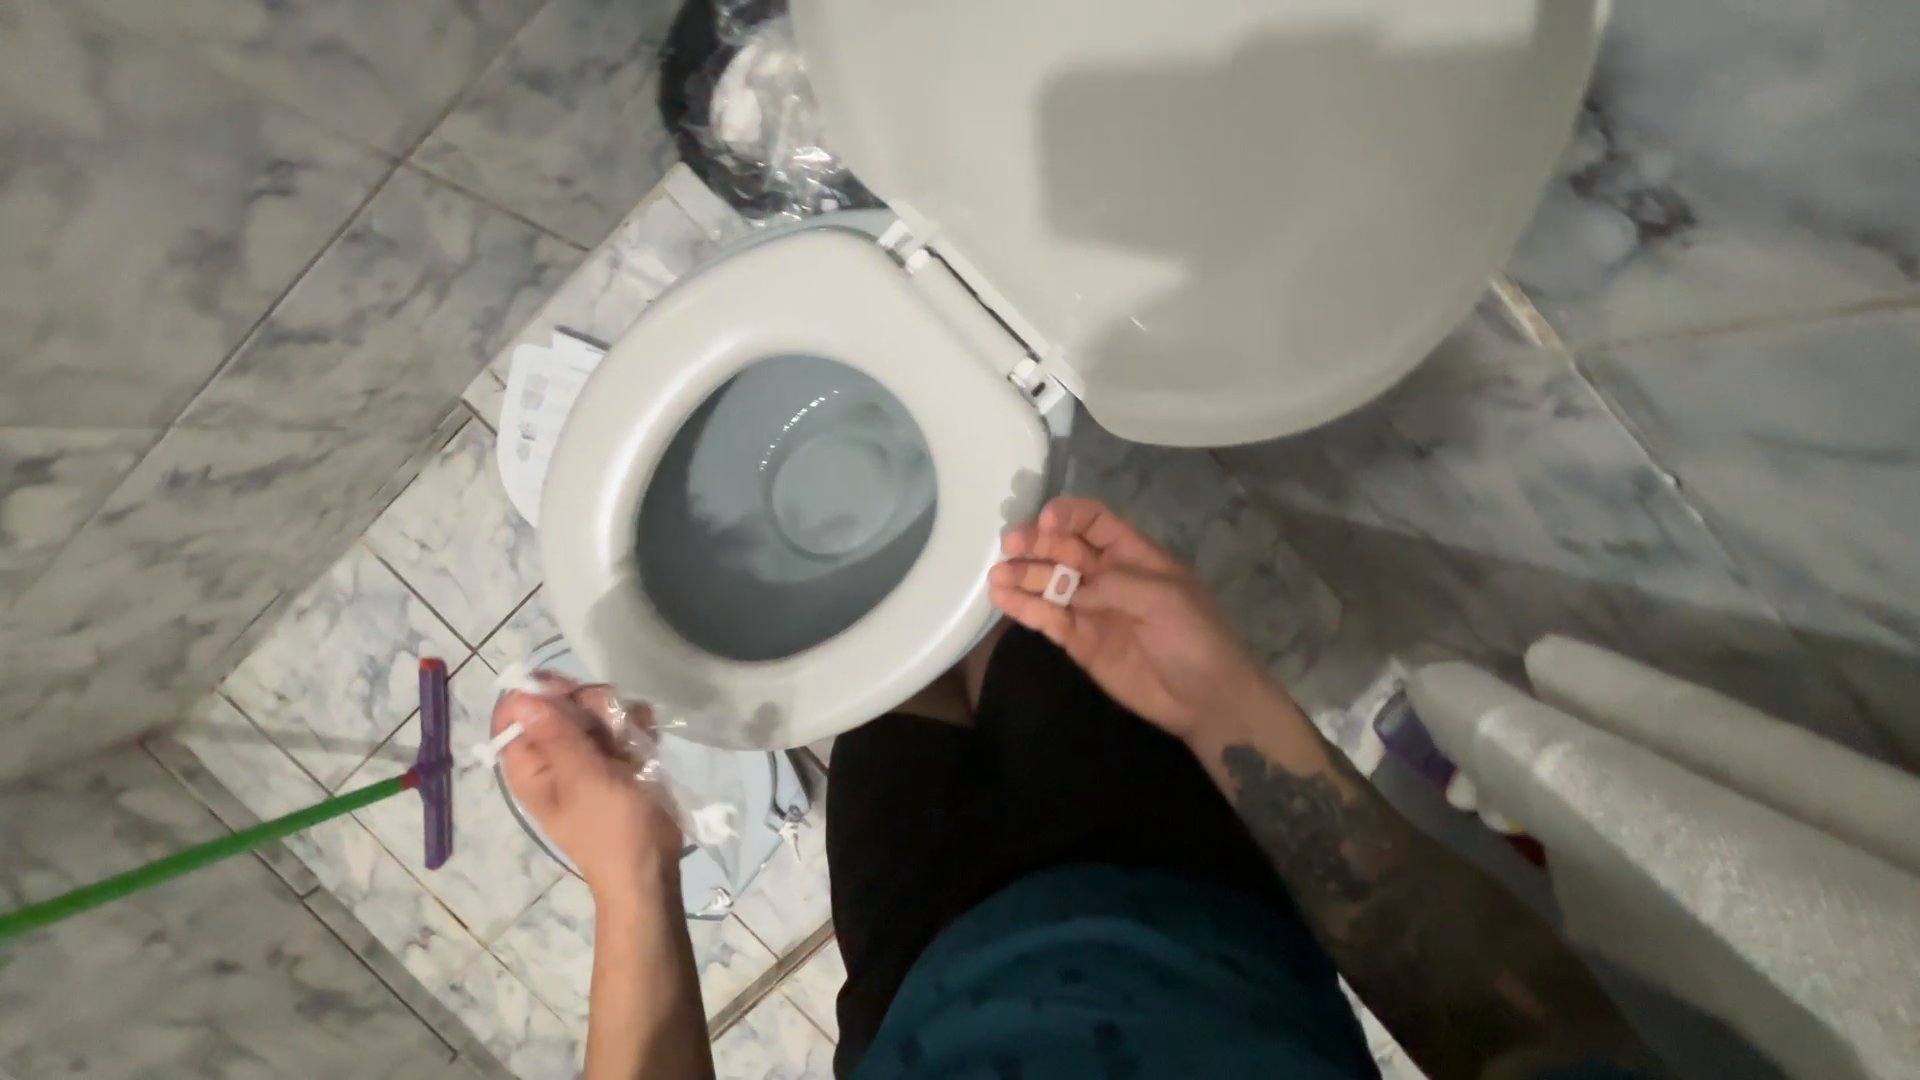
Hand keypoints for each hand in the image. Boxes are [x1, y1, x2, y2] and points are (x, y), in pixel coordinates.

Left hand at [493, 678, 681, 899]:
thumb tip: (520, 697)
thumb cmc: (611, 827)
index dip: (540, 694)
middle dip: (590, 704)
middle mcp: (555, 755)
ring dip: (619, 714)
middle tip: (611, 722)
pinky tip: (649, 739)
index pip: (516, 712)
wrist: (650, 865)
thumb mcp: (583, 780)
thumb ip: (555, 736)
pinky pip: (624, 723)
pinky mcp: (619, 757)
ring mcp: (589, 755)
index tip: (571, 693)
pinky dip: (637, 725)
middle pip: (561, 703)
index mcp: (532, 765)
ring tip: (635, 738)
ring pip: (596, 709)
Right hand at [989, 496, 1287, 741]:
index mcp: (1134, 554)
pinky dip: (1024, 607)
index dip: (1070, 515)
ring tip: (997, 575)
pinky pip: (1047, 618)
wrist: (1207, 700)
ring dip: (1023, 575)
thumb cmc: (1196, 638)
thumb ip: (1115, 584)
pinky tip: (1002, 597)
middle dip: (1036, 543)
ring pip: (1049, 583)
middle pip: (1064, 549)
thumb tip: (1070, 587)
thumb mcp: (1165, 598)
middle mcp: (1107, 575)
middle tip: (1009, 544)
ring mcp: (1090, 609)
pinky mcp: (1078, 641)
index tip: (1046, 521)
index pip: (1095, 521)